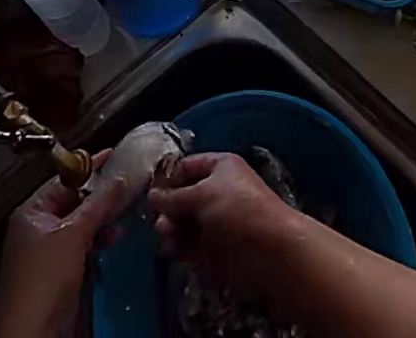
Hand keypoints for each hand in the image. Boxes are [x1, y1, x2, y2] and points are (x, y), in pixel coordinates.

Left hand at [0, 150, 127, 337]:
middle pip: (74, 200)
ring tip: (126, 210)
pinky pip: (83, 242)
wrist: (32, 333)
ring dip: (103, 217)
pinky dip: (99, 237)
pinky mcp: (60, 268)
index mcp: (32, 212)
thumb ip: (99, 203)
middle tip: (127, 183)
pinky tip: (115, 237)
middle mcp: (38, 226)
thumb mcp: (75, 233)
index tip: (113, 154)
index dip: (89, 167)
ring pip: (81, 222)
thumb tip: (120, 177)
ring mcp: (49, 248)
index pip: (64, 180)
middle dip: (100, 195)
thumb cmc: (46, 276)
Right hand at [145, 152, 312, 296]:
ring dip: (170, 227)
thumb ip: (173, 197)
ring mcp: (215, 220)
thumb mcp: (202, 194)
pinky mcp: (213, 248)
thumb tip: (151, 196)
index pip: (188, 165)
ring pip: (183, 221)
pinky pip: (189, 242)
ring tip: (165, 233)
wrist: (268, 249)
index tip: (146, 190)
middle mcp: (217, 190)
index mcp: (220, 167)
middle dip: (167, 206)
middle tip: (156, 218)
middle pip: (182, 195)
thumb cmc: (237, 209)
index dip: (167, 176)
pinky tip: (171, 248)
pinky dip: (178, 244)